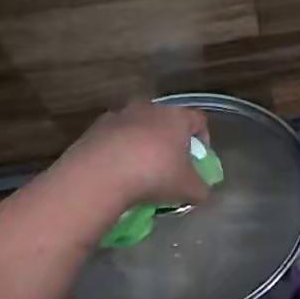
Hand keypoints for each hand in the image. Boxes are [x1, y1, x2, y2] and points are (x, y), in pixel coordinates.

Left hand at [55, 101, 211, 211]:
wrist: (102, 174)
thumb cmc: (156, 175)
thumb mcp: (189, 189)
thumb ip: (200, 188)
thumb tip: (199, 190)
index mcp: (176, 117)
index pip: (198, 120)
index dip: (203, 138)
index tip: (199, 158)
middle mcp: (149, 108)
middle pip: (166, 121)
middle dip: (170, 140)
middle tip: (170, 164)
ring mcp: (120, 115)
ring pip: (139, 127)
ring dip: (143, 144)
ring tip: (141, 170)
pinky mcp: (96, 127)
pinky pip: (115, 138)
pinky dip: (120, 150)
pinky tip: (118, 172)